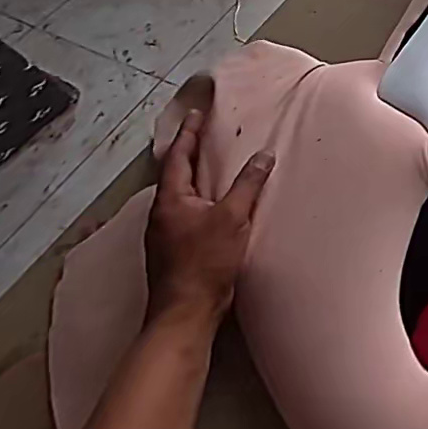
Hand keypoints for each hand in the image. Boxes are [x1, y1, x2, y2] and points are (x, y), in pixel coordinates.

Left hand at [144, 108, 273, 325]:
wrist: (185, 315)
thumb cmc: (205, 262)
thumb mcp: (232, 217)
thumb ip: (248, 184)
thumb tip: (264, 155)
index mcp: (171, 200)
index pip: (178, 156)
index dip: (188, 133)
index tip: (196, 113)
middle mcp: (163, 214)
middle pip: (175, 174)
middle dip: (188, 152)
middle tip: (204, 134)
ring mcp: (166, 234)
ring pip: (180, 194)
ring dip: (194, 176)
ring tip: (211, 163)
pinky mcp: (175, 250)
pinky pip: (187, 211)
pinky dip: (199, 197)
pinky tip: (214, 202)